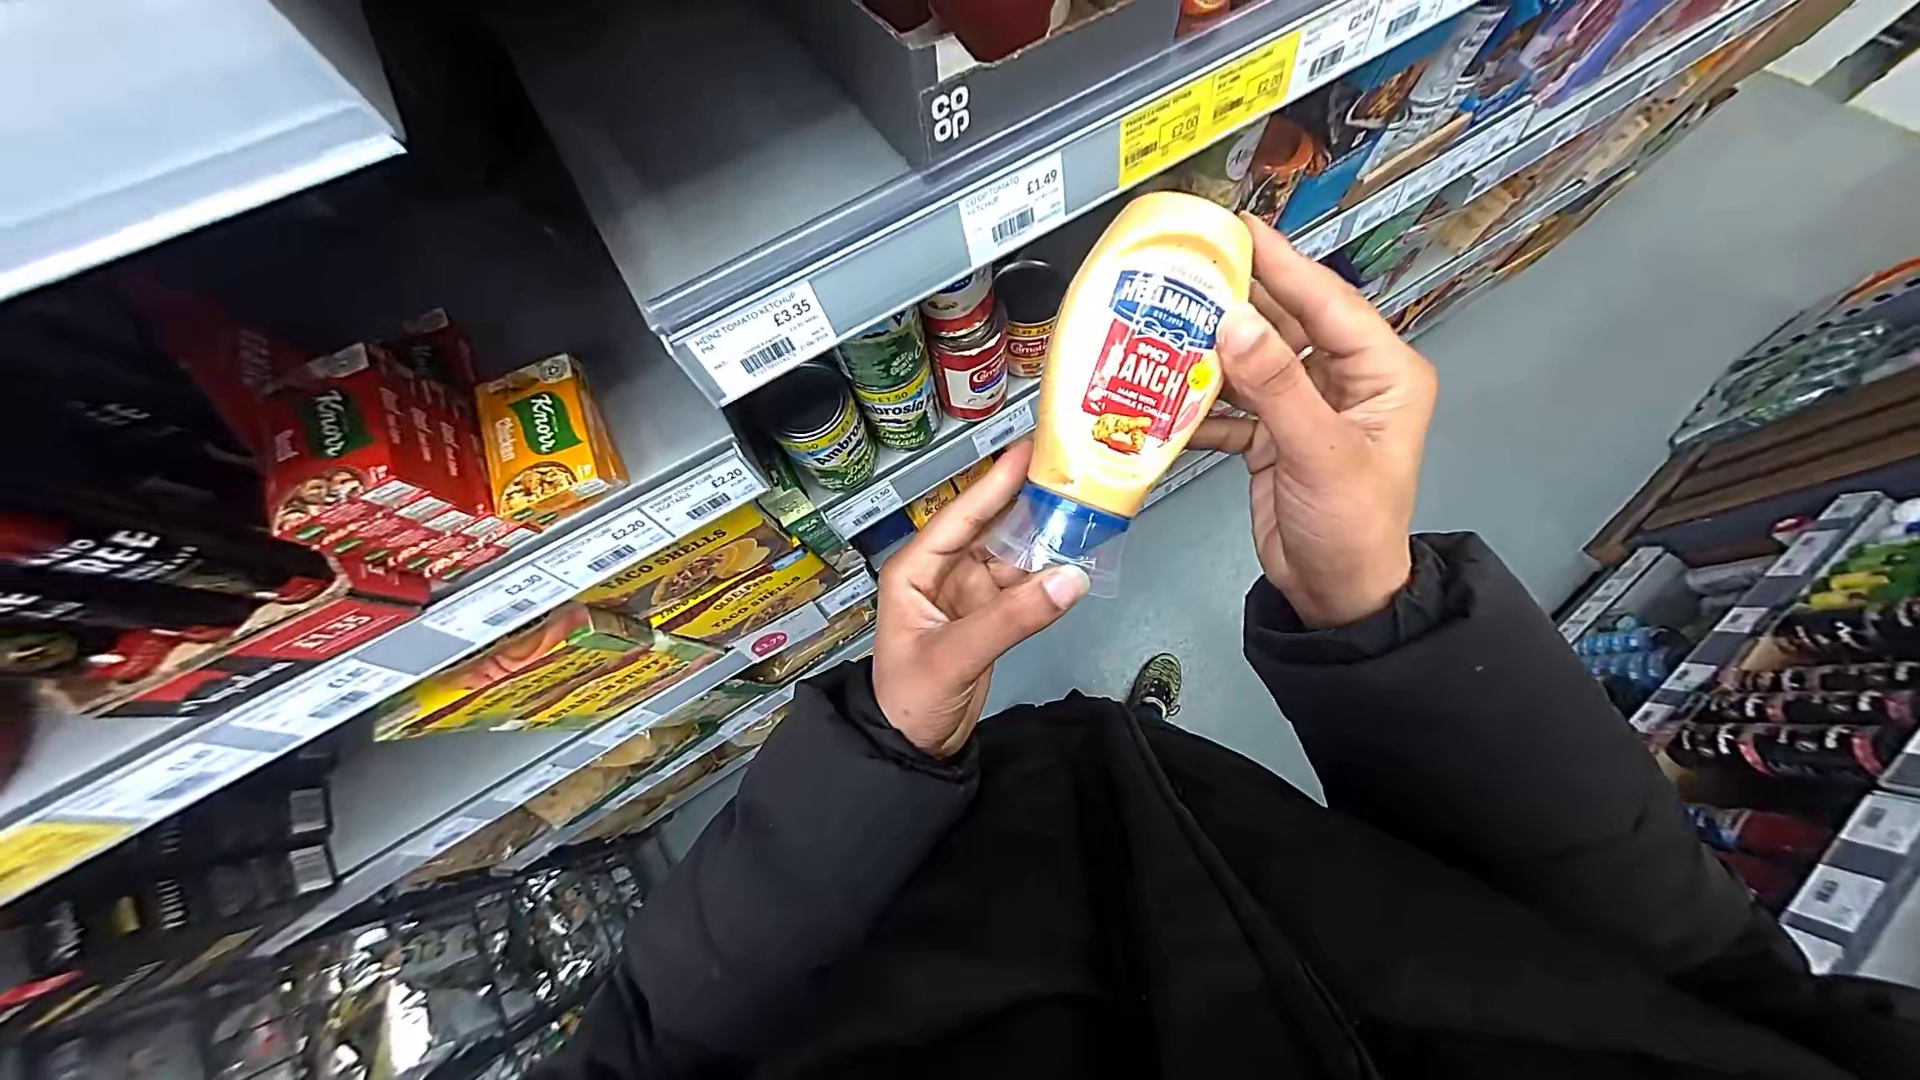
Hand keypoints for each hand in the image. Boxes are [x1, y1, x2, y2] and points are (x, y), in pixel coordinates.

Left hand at [872, 441, 1089, 756]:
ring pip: (1010, 552)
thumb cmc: (910, 699)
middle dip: (1025, 499)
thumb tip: (1070, 579)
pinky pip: (1022, 583)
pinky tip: (1073, 555)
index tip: (1029, 451)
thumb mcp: (954, 656)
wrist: (913, 747)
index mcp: (916, 569)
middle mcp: (943, 571)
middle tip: (1067, 469)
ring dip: (1042, 535)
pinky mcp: (989, 613)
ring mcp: (969, 592)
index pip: (959, 516)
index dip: (994, 482)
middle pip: (989, 526)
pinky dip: (1047, 572)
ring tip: (1082, 506)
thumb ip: (1011, 619)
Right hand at [1190, 213, 1437, 627]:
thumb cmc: (1349, 525)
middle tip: (1187, 278)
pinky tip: (1170, 401)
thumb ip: (1277, 387)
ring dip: (1211, 358)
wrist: (1333, 590)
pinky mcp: (1270, 440)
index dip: (1282, 265)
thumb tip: (1235, 322)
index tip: (1239, 231)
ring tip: (1165, 333)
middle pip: (1283, 329)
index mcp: (1379, 373)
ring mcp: (1301, 412)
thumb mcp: (1319, 452)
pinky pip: (1233, 410)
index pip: (1327, 304)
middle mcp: (1340, 383)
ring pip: (1251, 369)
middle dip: (1236, 307)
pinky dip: (1203, 408)